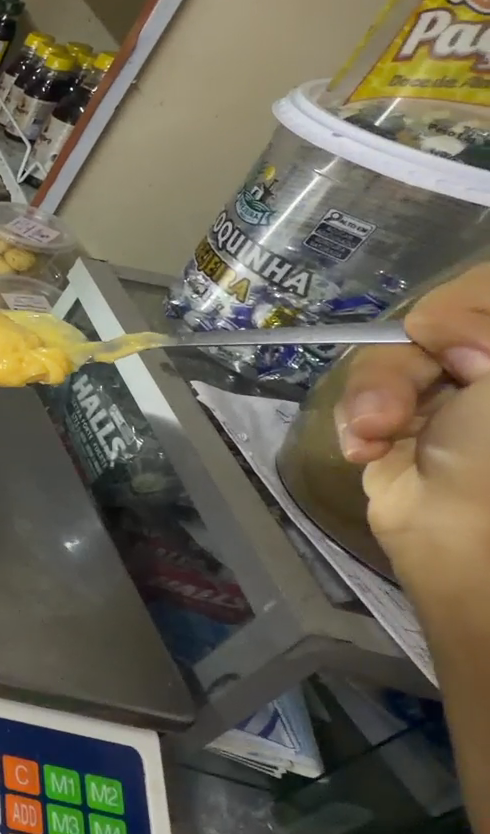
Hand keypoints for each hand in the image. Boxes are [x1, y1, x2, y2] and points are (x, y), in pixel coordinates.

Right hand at [338, 265, 489, 587]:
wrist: (472, 543)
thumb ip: (477, 320)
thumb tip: (450, 333)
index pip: (485, 290)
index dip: (471, 305)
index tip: (474, 350)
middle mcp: (488, 370)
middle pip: (437, 318)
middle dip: (418, 350)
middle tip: (444, 376)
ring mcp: (453, 398)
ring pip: (391, 355)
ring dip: (378, 389)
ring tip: (376, 429)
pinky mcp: (401, 423)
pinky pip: (363, 394)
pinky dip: (356, 417)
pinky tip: (366, 444)